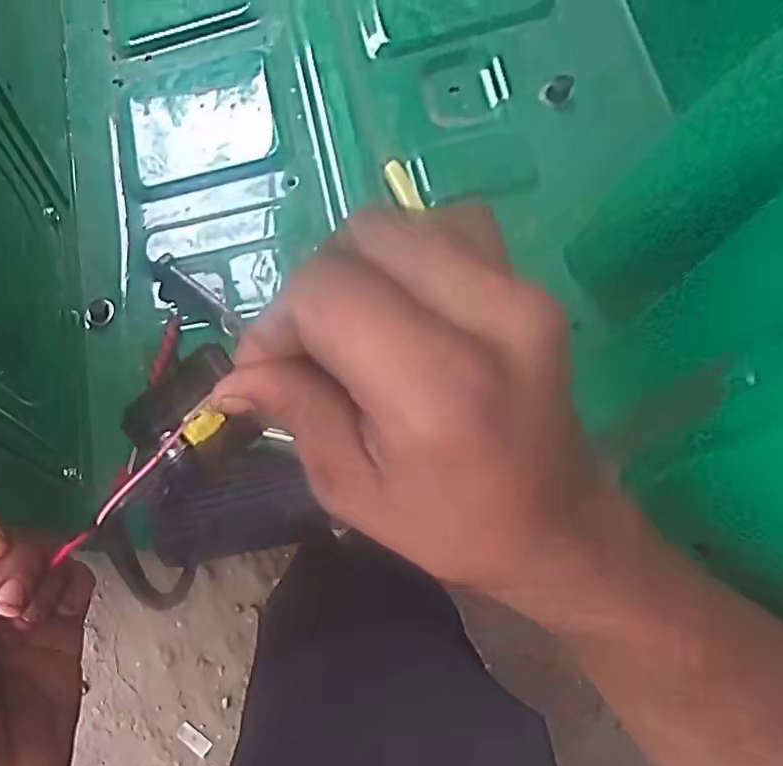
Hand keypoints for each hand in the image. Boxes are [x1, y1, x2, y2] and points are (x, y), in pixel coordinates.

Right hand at [213, 203, 623, 600]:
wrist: (552, 524)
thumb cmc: (442, 525)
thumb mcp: (349, 489)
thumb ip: (295, 414)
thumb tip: (230, 377)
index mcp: (435, 387)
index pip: (326, 293)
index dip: (275, 324)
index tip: (263, 373)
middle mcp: (486, 316)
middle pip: (357, 241)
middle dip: (306, 293)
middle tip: (302, 354)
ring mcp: (518, 287)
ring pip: (396, 224)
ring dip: (349, 272)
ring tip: (347, 333)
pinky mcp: (529, 280)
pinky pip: (442, 227)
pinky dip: (398, 259)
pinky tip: (394, 311)